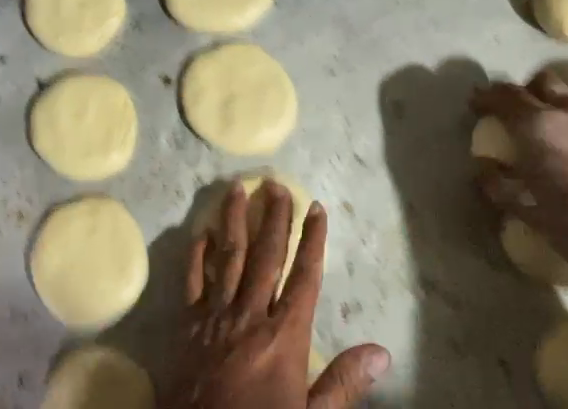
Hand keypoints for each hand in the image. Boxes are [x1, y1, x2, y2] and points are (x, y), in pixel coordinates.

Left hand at [167, 182, 390, 408]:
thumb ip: (343, 384)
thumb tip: (381, 352)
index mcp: (284, 337)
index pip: (304, 277)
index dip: (313, 241)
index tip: (317, 208)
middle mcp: (250, 316)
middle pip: (265, 257)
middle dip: (273, 218)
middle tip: (276, 184)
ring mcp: (215, 317)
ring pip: (227, 258)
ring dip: (233, 221)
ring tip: (237, 188)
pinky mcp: (186, 325)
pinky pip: (191, 281)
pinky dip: (196, 254)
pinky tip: (200, 231)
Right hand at [471, 72, 567, 280]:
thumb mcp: (528, 211)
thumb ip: (498, 184)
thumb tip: (483, 167)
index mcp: (538, 126)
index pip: (503, 95)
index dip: (485, 97)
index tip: (475, 106)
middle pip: (539, 83)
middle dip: (521, 93)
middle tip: (510, 115)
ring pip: (567, 98)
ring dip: (549, 106)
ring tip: (542, 134)